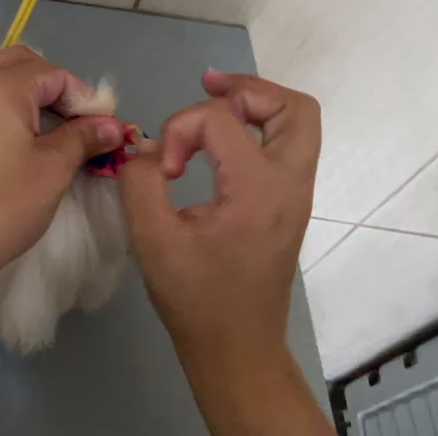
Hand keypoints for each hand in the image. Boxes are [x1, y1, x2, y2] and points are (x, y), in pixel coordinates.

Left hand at [0, 46, 127, 279]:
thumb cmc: (2, 203)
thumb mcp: (53, 169)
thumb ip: (82, 138)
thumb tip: (110, 125)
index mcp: (3, 84)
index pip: (53, 73)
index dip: (81, 96)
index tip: (98, 127)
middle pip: (19, 60)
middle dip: (50, 82)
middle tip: (72, 119)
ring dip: (17, 80)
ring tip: (37, 115)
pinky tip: (4, 126)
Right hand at [119, 71, 327, 434]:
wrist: (237, 350)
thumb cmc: (195, 298)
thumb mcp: (151, 238)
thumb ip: (140, 179)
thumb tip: (147, 149)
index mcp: (258, 191)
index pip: (221, 118)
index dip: (180, 127)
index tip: (163, 169)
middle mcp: (288, 185)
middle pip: (292, 107)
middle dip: (245, 90)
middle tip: (204, 88)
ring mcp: (295, 194)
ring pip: (297, 120)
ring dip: (254, 103)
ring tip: (210, 99)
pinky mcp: (288, 201)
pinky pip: (285, 143)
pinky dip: (255, 125)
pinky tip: (218, 136)